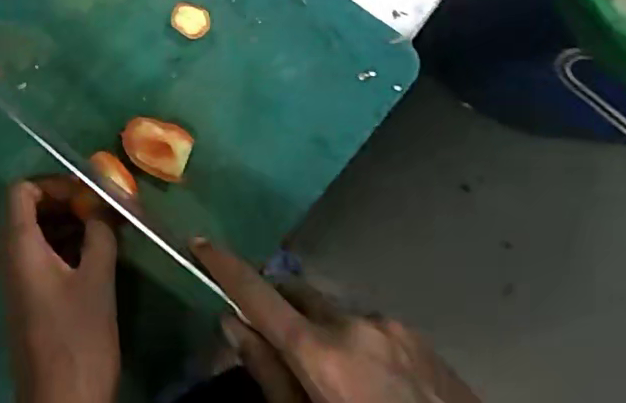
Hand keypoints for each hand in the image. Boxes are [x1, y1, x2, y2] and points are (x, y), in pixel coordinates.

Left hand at [0, 178, 119, 402]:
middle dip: (64, 202)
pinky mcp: (27, 298)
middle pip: (28, 208)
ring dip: (67, 225)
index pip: (22, 189)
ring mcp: (16, 278)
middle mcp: (9, 254)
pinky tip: (94, 257)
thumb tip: (102, 207)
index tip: (86, 192)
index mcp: (18, 243)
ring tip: (104, 230)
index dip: (53, 183)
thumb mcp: (96, 282)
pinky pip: (40, 256)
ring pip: (36, 233)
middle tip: (100, 210)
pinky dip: (63, 247)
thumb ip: (100, 235)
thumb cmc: (76, 339)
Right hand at [193, 238, 479, 402]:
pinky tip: (376, 383)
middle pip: (297, 295)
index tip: (199, 242)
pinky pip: (375, 329)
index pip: (257, 293)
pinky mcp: (427, 343)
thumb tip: (234, 325)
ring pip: (337, 312)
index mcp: (322, 352)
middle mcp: (354, 325)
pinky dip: (361, 343)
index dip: (223, 266)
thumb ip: (270, 376)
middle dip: (282, 309)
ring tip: (339, 375)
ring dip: (325, 329)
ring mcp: (395, 330)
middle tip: (277, 340)